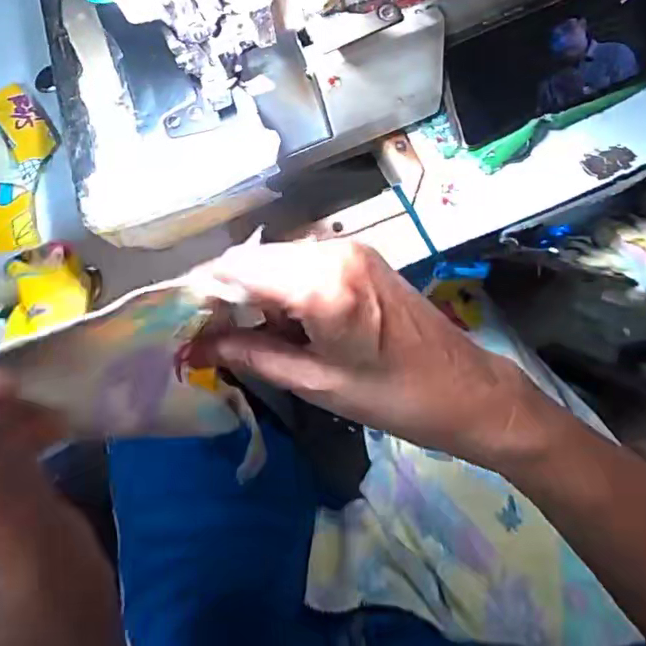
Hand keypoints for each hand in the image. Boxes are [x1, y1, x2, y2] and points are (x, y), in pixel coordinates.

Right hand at [190, 239, 551, 466]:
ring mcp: (347, 248)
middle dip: (223, 288)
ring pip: (276, 256)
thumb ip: (252, 356)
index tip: (177, 315)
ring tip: (237, 327)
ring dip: (250, 285)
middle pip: (254, 257)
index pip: (240, 269)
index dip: (202, 288)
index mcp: (322, 284)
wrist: (468, 388)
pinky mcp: (357, 253)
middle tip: (203, 328)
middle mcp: (332, 252)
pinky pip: (301, 259)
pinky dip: (278, 282)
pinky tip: (276, 315)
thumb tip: (197, 348)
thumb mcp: (316, 383)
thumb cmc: (394, 398)